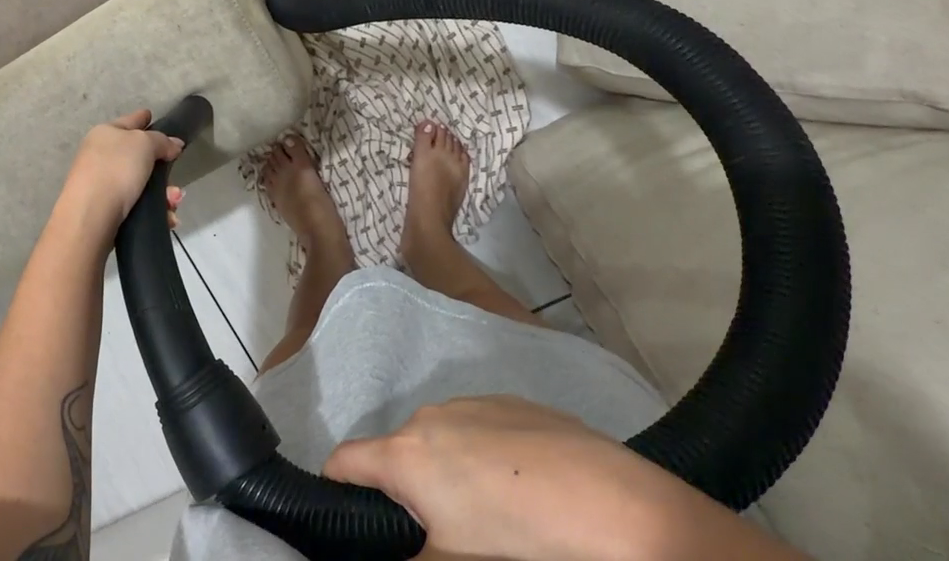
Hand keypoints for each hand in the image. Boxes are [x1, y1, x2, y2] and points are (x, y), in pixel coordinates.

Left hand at [50, 110, 184, 247]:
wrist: (91, 216)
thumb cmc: (116, 170)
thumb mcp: (144, 144)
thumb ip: (162, 141)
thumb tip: (174, 144)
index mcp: (105, 134)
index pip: (128, 121)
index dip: (142, 118)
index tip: (151, 115)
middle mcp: (100, 156)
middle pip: (138, 156)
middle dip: (162, 168)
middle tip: (175, 176)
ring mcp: (102, 183)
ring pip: (142, 183)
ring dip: (163, 193)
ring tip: (173, 202)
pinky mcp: (107, 208)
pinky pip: (138, 204)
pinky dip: (155, 209)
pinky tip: (168, 217)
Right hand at [324, 397, 808, 560]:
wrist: (611, 505)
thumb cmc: (514, 538)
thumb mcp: (450, 560)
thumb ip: (412, 554)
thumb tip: (401, 547)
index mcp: (404, 454)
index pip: (342, 461)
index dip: (337, 490)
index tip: (355, 518)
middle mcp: (428, 416)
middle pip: (398, 453)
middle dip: (409, 489)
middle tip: (444, 531)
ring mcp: (473, 403)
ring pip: (443, 439)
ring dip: (451, 470)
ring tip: (497, 510)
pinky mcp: (515, 402)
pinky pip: (482, 429)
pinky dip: (489, 455)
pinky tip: (529, 488)